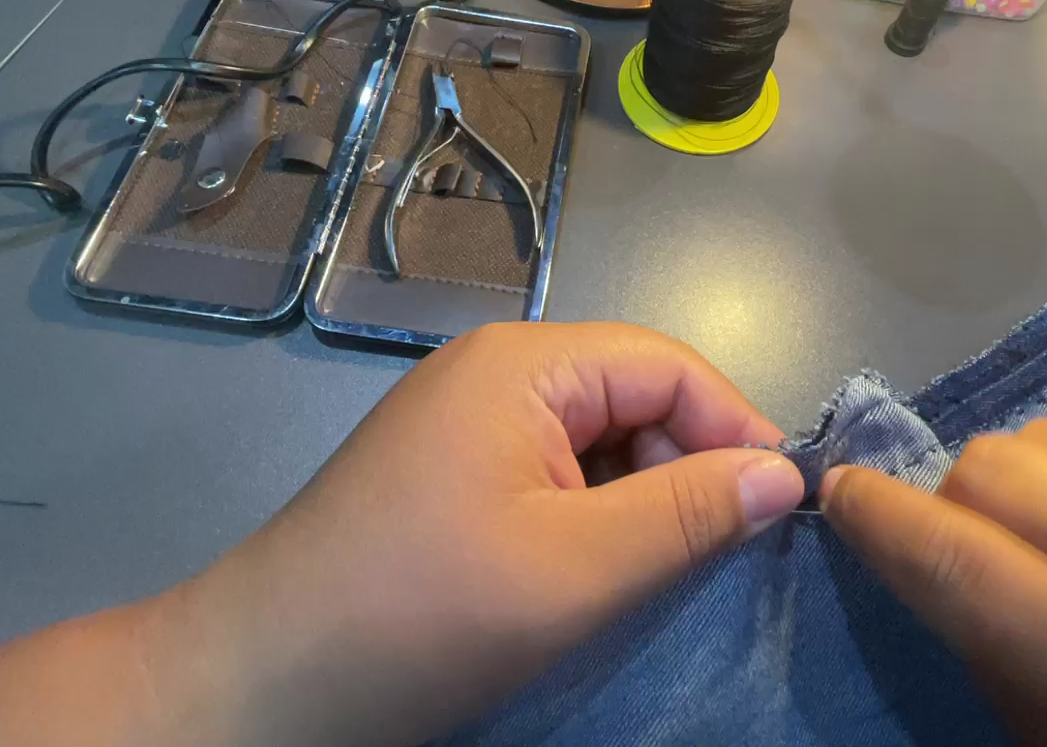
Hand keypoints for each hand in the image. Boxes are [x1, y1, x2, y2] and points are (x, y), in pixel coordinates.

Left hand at [151, 322, 805, 745]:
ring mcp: (474, 415)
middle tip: (713, 550)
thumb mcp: (575, 569)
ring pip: (598, 434)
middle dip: (683, 464)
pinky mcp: (459, 462)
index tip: (779, 503)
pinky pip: (557, 465)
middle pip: (631, 393)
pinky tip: (596, 564)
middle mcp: (500, 369)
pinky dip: (595, 509)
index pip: (664, 364)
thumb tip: (783, 475)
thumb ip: (686, 514)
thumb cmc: (422, 612)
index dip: (730, 424)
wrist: (263, 682)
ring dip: (640, 493)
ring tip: (653, 566)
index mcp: (525, 363)